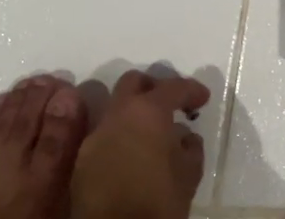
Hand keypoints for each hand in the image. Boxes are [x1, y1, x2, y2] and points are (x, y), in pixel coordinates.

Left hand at [71, 69, 211, 218]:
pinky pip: (103, 138)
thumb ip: (190, 146)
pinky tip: (132, 157)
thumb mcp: (190, 173)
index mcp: (148, 112)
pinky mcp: (81, 164)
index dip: (192, 90)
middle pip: (133, 83)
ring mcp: (94, 139)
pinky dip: (119, 138)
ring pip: (114, 111)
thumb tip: (183, 137)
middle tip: (169, 104)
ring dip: (133, 115)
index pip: (174, 87)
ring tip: (150, 135)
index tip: (203, 100)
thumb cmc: (158, 202)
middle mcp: (117, 116)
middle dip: (153, 87)